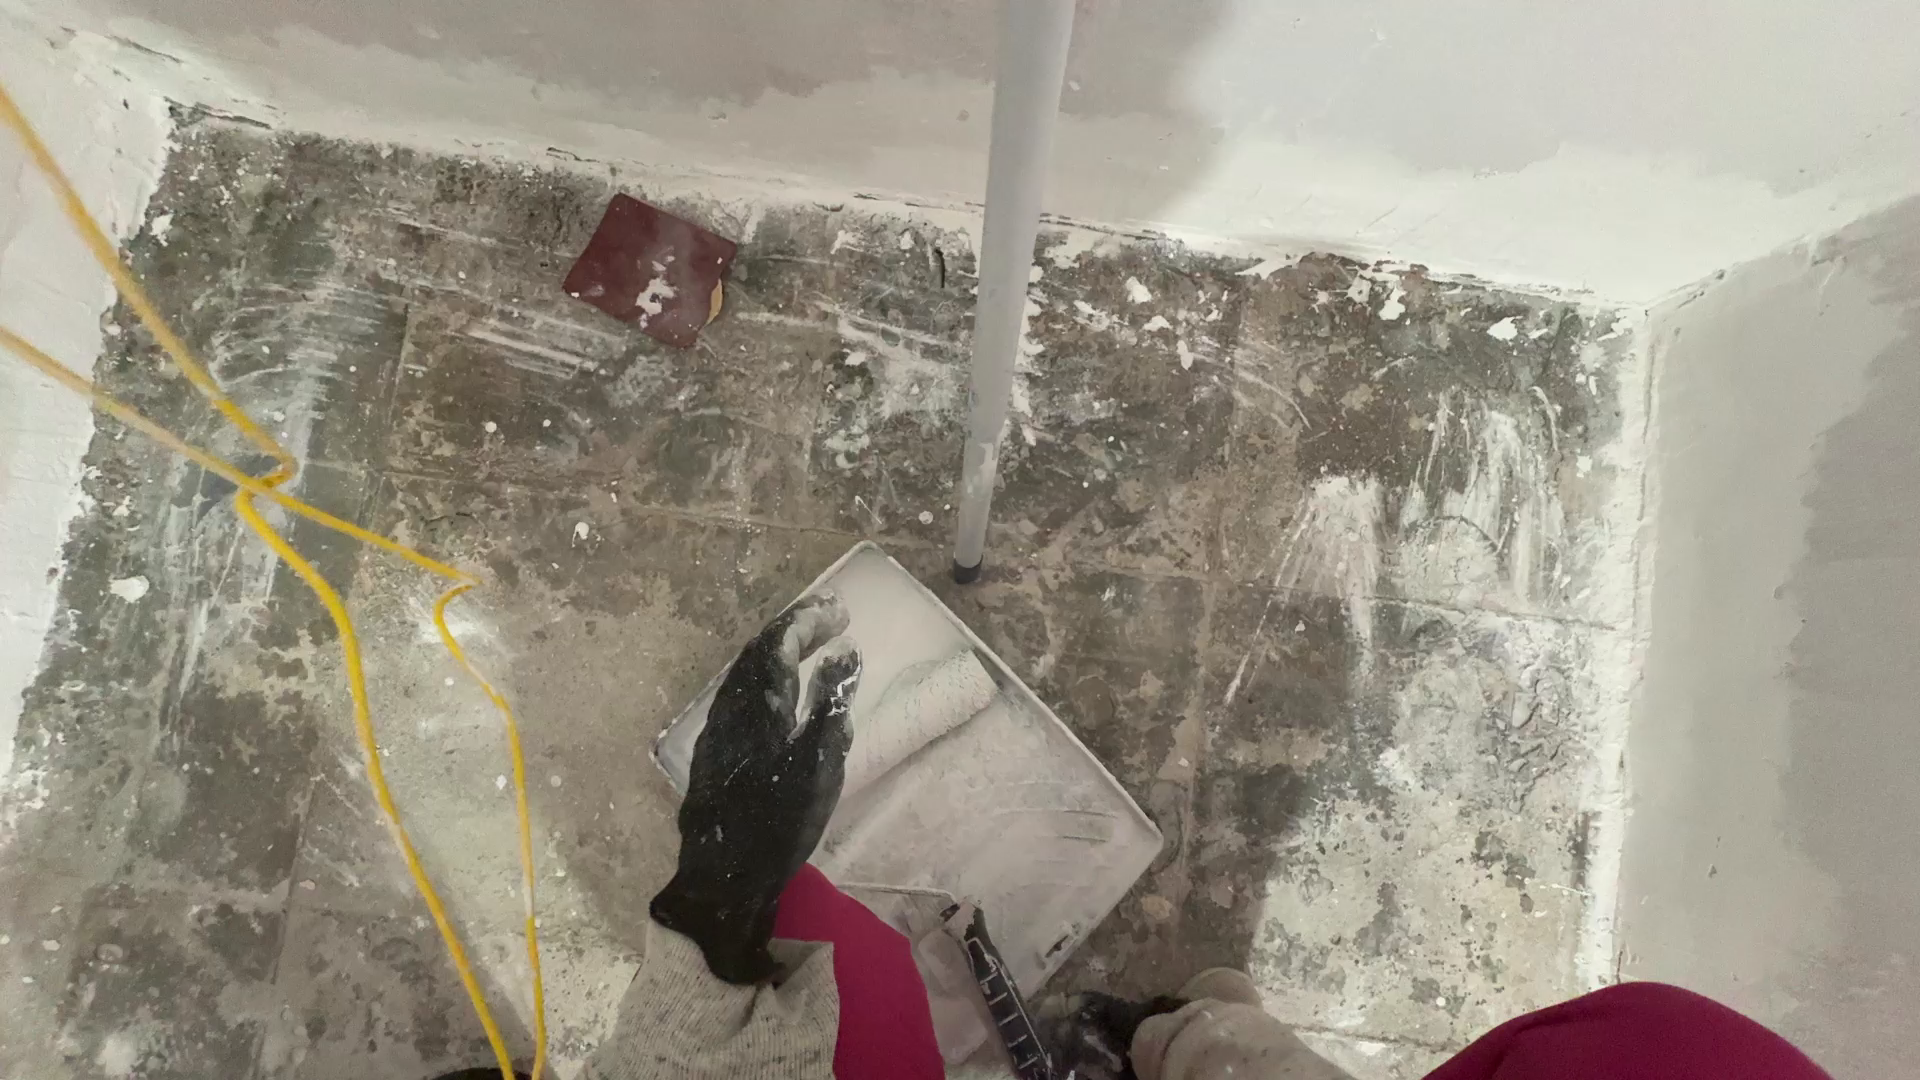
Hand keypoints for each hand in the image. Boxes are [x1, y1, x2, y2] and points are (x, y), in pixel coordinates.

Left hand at [651, 593, 862, 983]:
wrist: (723, 879)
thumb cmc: (777, 821)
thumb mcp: (819, 763)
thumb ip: (832, 702)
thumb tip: (845, 652)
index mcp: (757, 704)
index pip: (780, 643)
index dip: (809, 620)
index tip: (840, 610)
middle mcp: (732, 705)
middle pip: (761, 650)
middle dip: (797, 628)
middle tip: (832, 617)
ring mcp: (719, 726)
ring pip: (748, 669)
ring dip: (782, 649)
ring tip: (814, 642)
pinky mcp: (716, 746)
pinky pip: (744, 689)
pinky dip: (770, 673)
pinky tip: (785, 685)